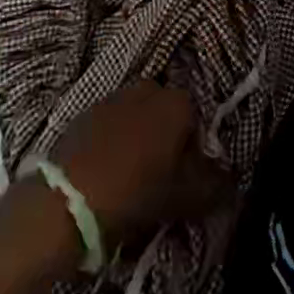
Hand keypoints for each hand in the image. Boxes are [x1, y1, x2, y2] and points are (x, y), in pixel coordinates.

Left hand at [50, 82, 230, 248]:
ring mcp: (110, 99)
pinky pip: (107, 127)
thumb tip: (230, 180)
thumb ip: (214, 185)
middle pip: (165, 115)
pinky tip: (104, 174)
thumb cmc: (135, 193)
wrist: (63, 203)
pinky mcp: (80, 115)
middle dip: (165, 139)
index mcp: (177, 102)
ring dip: (137, 140)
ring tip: (129, 178)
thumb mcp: (184, 197)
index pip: (197, 121)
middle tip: (159, 177)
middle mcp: (147, 89)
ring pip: (135, 118)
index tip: (184, 178)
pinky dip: (110, 144)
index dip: (193, 150)